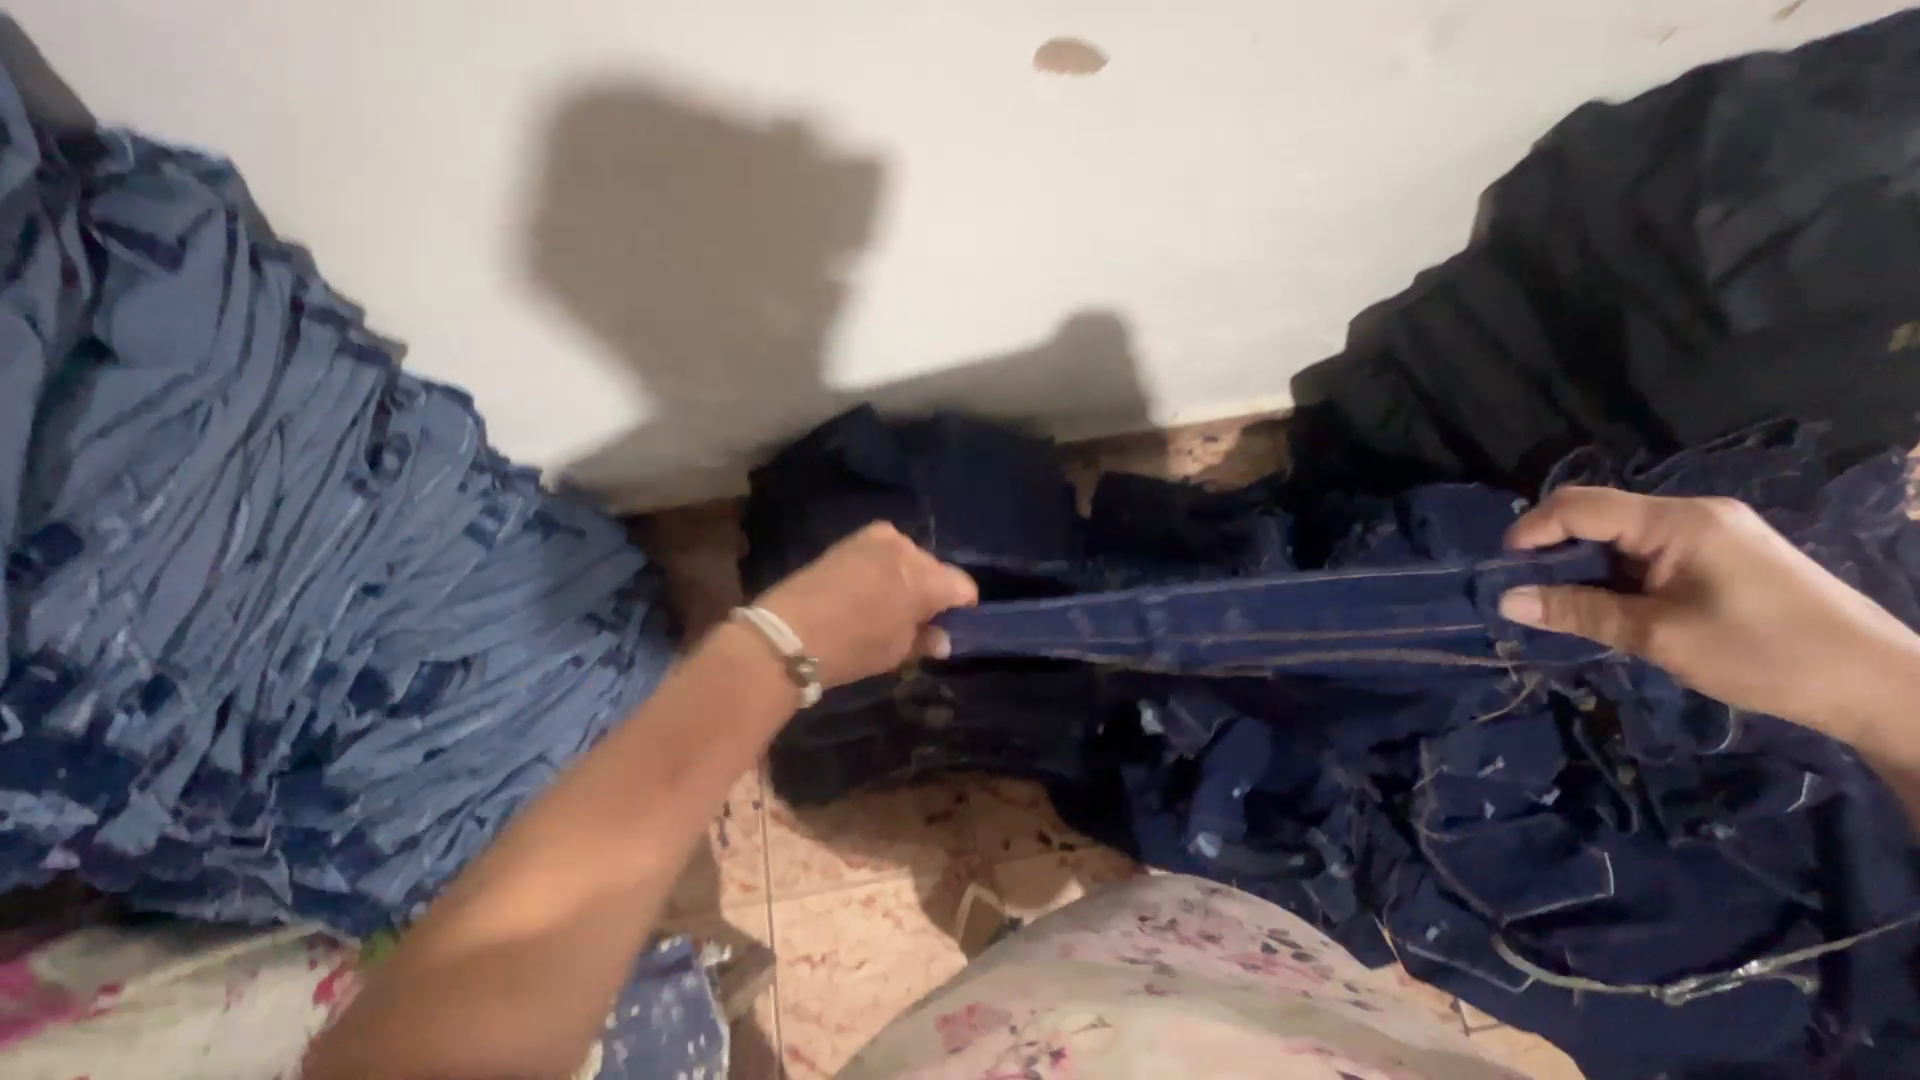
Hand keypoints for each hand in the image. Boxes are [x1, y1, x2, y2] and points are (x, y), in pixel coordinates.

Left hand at [751, 522, 978, 687]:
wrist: (788, 633)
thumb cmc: (852, 647)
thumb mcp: (896, 651)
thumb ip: (926, 638)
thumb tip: (943, 638)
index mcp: (926, 577)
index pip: (962, 587)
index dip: (961, 609)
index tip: (948, 626)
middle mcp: (907, 549)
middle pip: (935, 569)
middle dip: (931, 591)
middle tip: (914, 620)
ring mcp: (877, 539)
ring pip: (908, 558)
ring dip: (906, 578)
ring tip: (886, 606)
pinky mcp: (851, 540)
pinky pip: (883, 552)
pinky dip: (884, 568)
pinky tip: (867, 591)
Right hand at [1500, 487, 1919, 742]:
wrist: (1881, 685)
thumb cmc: (1764, 654)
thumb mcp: (1658, 636)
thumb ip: (1578, 612)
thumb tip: (1506, 600)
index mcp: (1679, 521)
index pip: (1580, 505)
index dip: (1532, 530)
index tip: (1504, 571)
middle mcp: (1695, 514)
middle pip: (1600, 517)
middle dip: (1556, 552)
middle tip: (1531, 595)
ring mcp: (1716, 532)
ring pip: (1624, 537)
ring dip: (1589, 568)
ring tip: (1570, 609)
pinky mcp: (1728, 554)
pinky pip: (1652, 552)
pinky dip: (1621, 575)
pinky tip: (1618, 608)